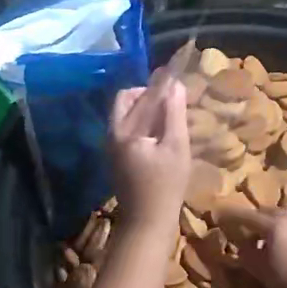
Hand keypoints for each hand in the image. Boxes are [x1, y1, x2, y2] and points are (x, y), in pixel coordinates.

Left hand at [108, 73, 188, 229]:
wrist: (146, 221)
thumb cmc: (166, 186)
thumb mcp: (176, 147)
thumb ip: (173, 114)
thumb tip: (174, 86)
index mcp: (125, 130)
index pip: (145, 96)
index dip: (162, 81)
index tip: (175, 66)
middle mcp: (112, 134)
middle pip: (125, 100)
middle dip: (146, 93)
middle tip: (170, 99)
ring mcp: (110, 145)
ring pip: (124, 113)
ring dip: (143, 107)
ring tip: (168, 115)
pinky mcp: (114, 156)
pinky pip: (125, 127)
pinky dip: (140, 121)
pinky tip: (159, 131)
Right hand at [220, 209, 286, 287]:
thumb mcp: (262, 271)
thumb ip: (248, 255)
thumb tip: (243, 246)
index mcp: (274, 225)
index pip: (246, 216)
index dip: (231, 216)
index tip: (219, 214)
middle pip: (268, 212)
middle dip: (255, 218)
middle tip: (246, 230)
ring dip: (275, 225)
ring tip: (270, 240)